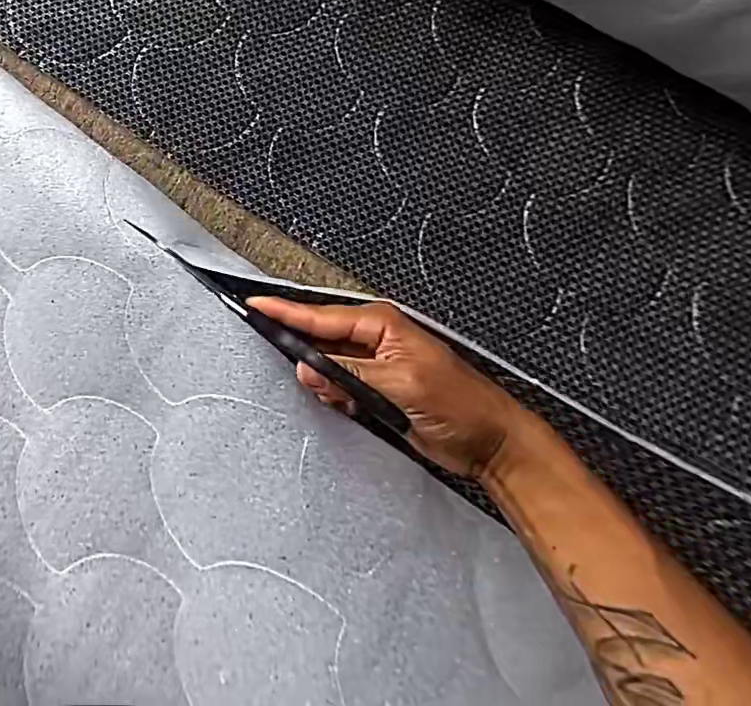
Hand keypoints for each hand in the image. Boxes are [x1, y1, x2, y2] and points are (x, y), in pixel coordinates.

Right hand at [247, 296, 533, 478]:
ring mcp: (373, 362)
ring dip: (324, 382)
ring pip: (323, 364)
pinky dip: (334, 394)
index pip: (319, 316)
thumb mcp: (399, 383)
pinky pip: (335, 384)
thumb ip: (347, 373)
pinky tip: (350, 403)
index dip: (284, 311)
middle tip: (311, 375)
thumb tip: (307, 365)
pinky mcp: (373, 385)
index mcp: (382, 324)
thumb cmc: (465, 406)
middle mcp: (374, 338)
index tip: (255, 305)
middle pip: (317, 339)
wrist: (495, 445)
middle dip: (307, 357)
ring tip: (345, 397)